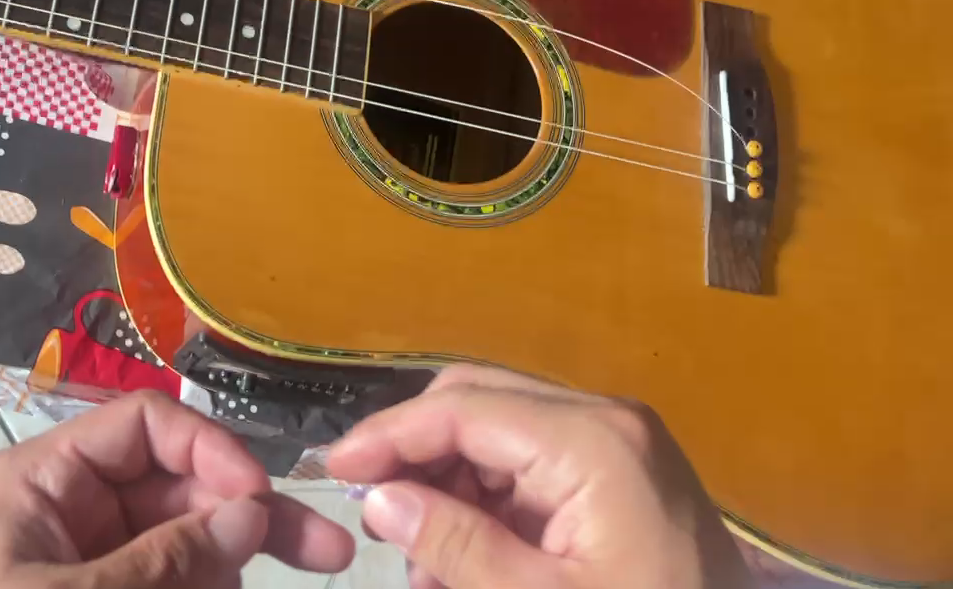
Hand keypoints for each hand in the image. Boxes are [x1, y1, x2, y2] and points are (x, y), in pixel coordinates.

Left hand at [0, 390, 354, 588]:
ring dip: (235, 561)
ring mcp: (98, 557)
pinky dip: (211, 584)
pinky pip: (177, 578)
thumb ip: (163, 560)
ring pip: (189, 536)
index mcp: (49, 477)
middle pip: (181, 484)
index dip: (209, 447)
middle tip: (328, 550)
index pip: (146, 425)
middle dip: (250, 514)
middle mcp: (79, 505)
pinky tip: (232, 585)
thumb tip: (253, 512)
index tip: (260, 497)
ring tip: (293, 571)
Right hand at [328, 366, 751, 588]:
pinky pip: (528, 457)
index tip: (335, 468)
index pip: (464, 409)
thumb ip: (457, 546)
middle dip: (418, 450)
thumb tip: (378, 496)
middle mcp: (602, 416)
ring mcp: (615, 436)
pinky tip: (466, 546)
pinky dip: (486, 495)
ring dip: (448, 478)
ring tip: (423, 552)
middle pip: (477, 399)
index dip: (391, 434)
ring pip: (496, 426)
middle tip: (377, 511)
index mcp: (592, 440)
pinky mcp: (617, 463)